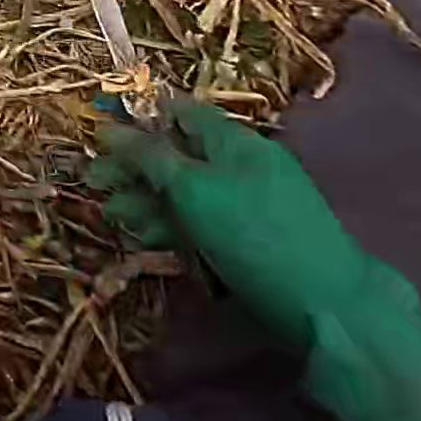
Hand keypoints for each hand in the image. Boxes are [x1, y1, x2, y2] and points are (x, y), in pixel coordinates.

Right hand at [87, 100, 393, 346]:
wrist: (327, 310)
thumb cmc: (250, 231)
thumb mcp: (189, 186)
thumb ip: (145, 152)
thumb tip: (108, 127)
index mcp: (235, 142)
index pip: (177, 111)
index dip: (137, 116)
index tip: (100, 133)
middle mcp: (240, 165)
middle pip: (171, 152)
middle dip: (129, 167)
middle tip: (94, 182)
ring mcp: (245, 201)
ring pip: (179, 189)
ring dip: (141, 200)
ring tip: (116, 217)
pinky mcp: (245, 236)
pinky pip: (197, 218)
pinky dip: (168, 223)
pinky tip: (146, 236)